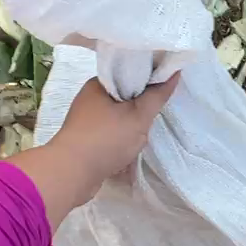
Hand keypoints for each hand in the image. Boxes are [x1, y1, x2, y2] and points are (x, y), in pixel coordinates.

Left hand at [9, 76, 180, 226]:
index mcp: (98, 84)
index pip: (128, 73)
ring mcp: (85, 120)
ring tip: (142, 136)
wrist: (71, 174)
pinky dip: (120, 140)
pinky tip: (129, 149)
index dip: (148, 80)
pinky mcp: (85, 139)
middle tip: (152, 116)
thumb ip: (157, 95)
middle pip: (124, 97)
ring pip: (118, 117)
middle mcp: (89, 99)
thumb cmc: (106, 139)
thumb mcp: (138, 116)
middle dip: (140, 108)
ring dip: (131, 127)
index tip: (162, 91)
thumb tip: (175, 72)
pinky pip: (110, 133)